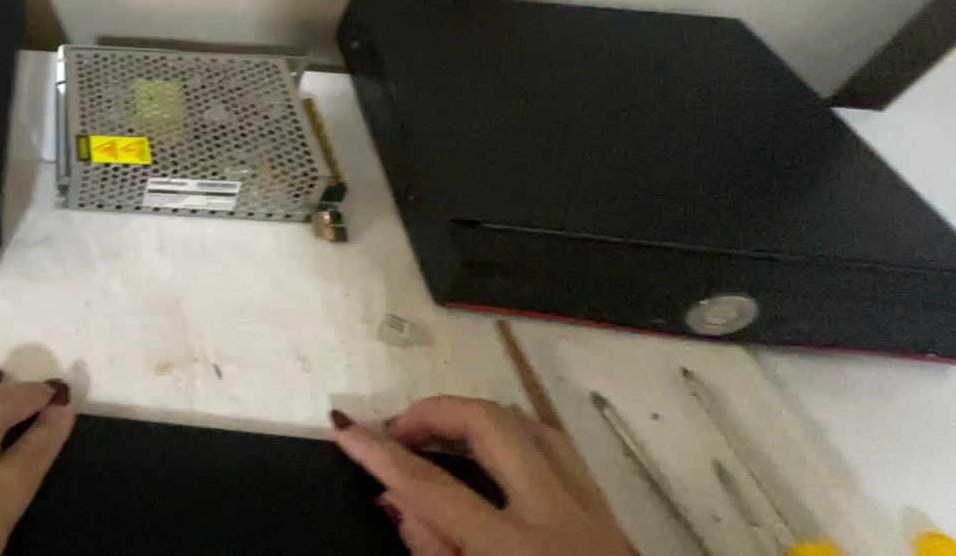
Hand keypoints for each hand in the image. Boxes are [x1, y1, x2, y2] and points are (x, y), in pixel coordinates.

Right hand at [334, 396, 634, 555]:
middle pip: (488, 424)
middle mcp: (560, 519)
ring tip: (441, 433)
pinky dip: (515, 435)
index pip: (430, 486)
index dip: (378, 452)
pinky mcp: (613, 519)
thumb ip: (433, 551)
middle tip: (399, 431)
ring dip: (475, 417)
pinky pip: (557, 449)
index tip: (342, 427)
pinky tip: (493, 450)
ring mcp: (595, 515)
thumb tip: (396, 496)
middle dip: (432, 413)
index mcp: (518, 553)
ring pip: (529, 423)